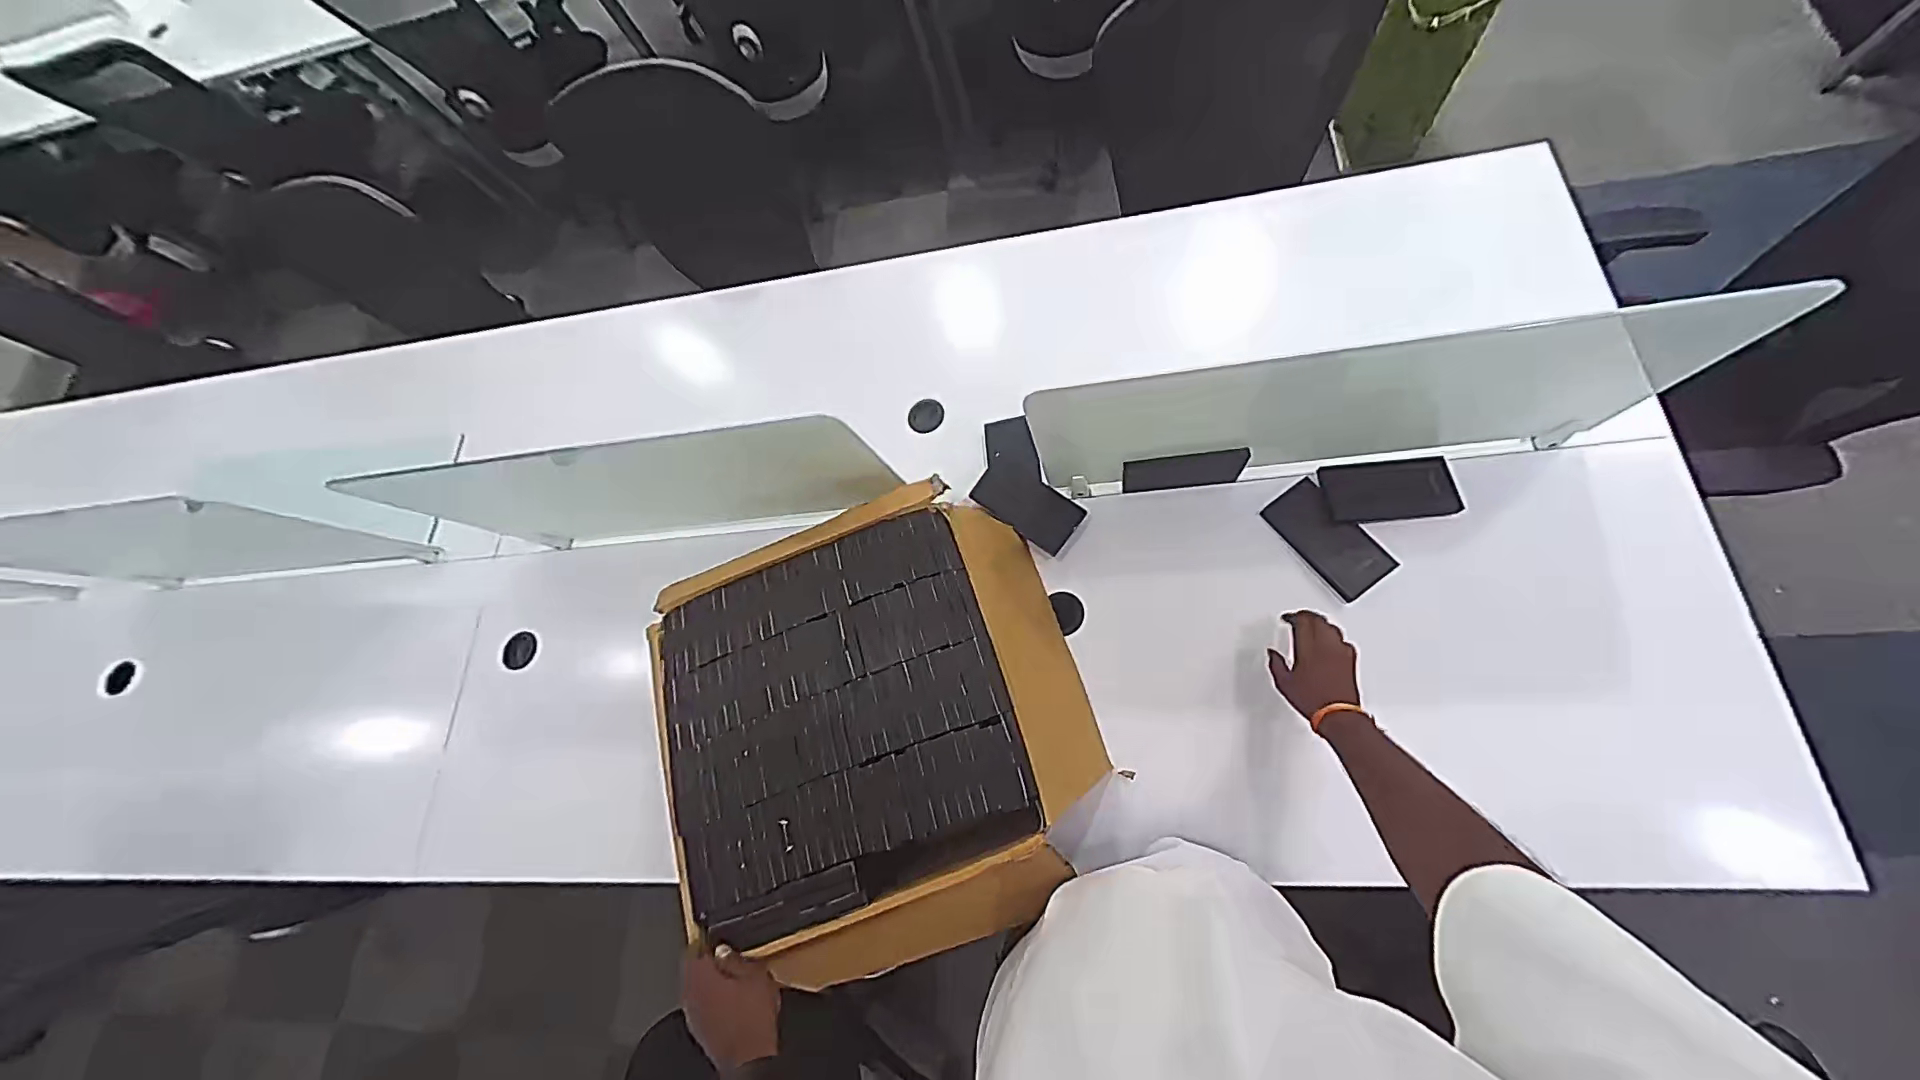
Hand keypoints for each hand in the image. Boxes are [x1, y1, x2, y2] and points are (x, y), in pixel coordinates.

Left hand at [682, 946, 780, 1070]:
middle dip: (707, 961)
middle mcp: (690, 996)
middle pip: (691, 969)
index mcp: (700, 978)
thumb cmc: (752, 1017)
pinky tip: (730, 998)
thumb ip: (736, 958)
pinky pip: (701, 1004)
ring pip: (696, 987)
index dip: (706, 939)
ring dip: (709, 980)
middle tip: (727, 954)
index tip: (718, 936)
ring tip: (732, 976)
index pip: (693, 949)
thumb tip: (725, 949)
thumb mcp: (755, 974)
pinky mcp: (699, 1030)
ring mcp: (692, 1015)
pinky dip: (712, 998)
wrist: (750, 1059)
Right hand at [1267, 610, 1361, 723]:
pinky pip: (1342, 639)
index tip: (1288, 618)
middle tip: (1299, 617)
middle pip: (1318, 620)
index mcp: (1308, 648)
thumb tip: (1272, 654)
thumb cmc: (1313, 700)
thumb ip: (1276, 664)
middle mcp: (1327, 646)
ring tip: (1313, 625)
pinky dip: (1333, 635)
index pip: (1302, 620)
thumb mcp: (1284, 682)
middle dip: (1307, 616)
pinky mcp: (1351, 659)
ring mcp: (1341, 652)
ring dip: (1321, 623)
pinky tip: (1330, 641)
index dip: (1293, 616)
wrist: (1338, 715)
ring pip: (1331, 627)